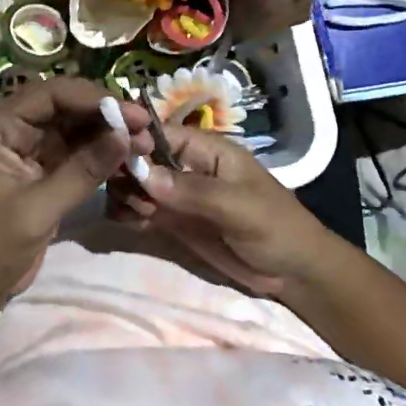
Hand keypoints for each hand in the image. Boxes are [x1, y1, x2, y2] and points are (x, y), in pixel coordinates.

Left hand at [0, 78, 152, 307]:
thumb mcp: (38, 208)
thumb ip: (83, 171)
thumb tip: (126, 136)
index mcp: (1, 125)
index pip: (52, 95)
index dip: (95, 99)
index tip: (133, 115)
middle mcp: (18, 126)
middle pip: (71, 106)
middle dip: (109, 115)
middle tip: (147, 131)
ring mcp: (36, 146)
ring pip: (82, 126)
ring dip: (113, 134)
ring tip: (146, 147)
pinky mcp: (51, 167)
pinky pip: (84, 150)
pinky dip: (107, 153)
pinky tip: (132, 160)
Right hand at [107, 128, 339, 296]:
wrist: (292, 271)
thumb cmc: (275, 227)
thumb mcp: (239, 207)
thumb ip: (194, 191)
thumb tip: (144, 175)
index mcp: (208, 150)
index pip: (162, 133)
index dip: (135, 140)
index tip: (112, 157)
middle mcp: (187, 167)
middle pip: (142, 158)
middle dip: (125, 170)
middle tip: (123, 194)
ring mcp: (179, 196)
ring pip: (137, 185)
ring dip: (124, 194)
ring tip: (130, 212)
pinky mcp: (174, 222)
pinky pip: (141, 211)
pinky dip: (128, 214)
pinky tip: (127, 224)